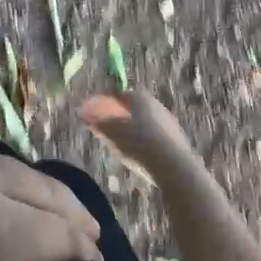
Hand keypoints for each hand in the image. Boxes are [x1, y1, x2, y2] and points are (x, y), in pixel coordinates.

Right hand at [79, 91, 198, 179]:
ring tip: (122, 143)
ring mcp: (168, 121)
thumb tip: (84, 113)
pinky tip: (140, 153)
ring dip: (134, 128)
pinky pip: (155, 135)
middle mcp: (155, 104)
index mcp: (140, 98)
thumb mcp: (113, 133)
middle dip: (120, 115)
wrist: (173, 165)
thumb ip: (99, 123)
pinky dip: (145, 139)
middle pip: (134, 107)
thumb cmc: (139, 143)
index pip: (120, 94)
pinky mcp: (176, 138)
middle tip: (109, 127)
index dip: (107, 102)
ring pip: (146, 121)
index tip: (97, 112)